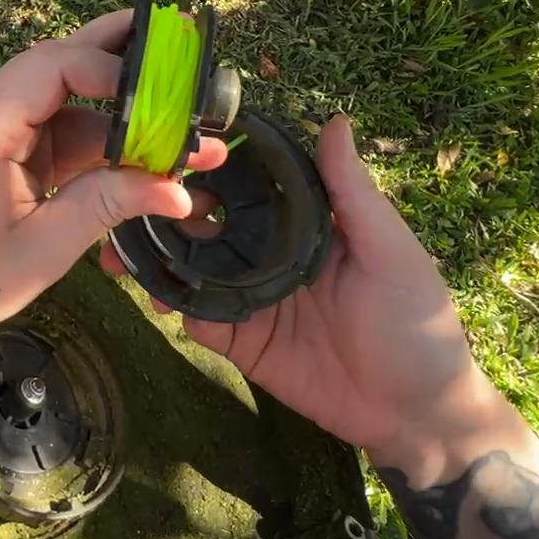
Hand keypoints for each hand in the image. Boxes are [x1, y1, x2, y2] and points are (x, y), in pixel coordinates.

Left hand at [0, 9, 227, 357]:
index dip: (113, 69)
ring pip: (63, 96)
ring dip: (118, 111)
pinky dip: (96, 139)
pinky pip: (54, 126)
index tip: (168, 95)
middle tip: (181, 43)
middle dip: (120, 57)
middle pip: (58, 63)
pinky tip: (142, 152)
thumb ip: (108, 203)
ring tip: (183, 122)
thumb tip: (181, 189)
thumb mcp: (45, 245)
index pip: (52, 64)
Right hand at [99, 114, 498, 458]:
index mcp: (296, 223)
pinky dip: (172, 304)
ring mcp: (246, 295)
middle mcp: (262, 251)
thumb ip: (353, 192)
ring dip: (155, 256)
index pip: (242, 184)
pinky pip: (197, 315)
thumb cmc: (416, 323)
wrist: (417, 418)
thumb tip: (335, 119)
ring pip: (188, 267)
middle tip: (126, 202)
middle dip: (161, 210)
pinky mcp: (238, 338)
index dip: (206, 167)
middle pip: (202, 222)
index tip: (165, 150)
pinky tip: (157, 298)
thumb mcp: (390, 252)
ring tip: (121, 251)